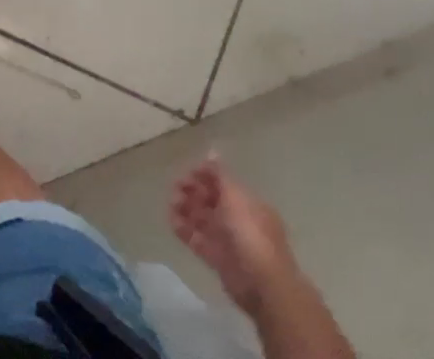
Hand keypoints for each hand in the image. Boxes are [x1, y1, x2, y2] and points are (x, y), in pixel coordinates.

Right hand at [169, 156, 297, 312]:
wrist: (261, 283)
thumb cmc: (250, 234)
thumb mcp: (236, 198)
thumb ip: (220, 175)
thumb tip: (212, 150)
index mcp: (248, 204)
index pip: (224, 184)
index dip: (206, 175)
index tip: (187, 171)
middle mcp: (238, 220)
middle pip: (211, 201)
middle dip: (193, 191)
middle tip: (176, 187)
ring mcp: (227, 240)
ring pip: (202, 219)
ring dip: (186, 209)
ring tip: (171, 203)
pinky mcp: (217, 258)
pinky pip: (197, 239)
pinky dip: (184, 229)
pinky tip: (171, 221)